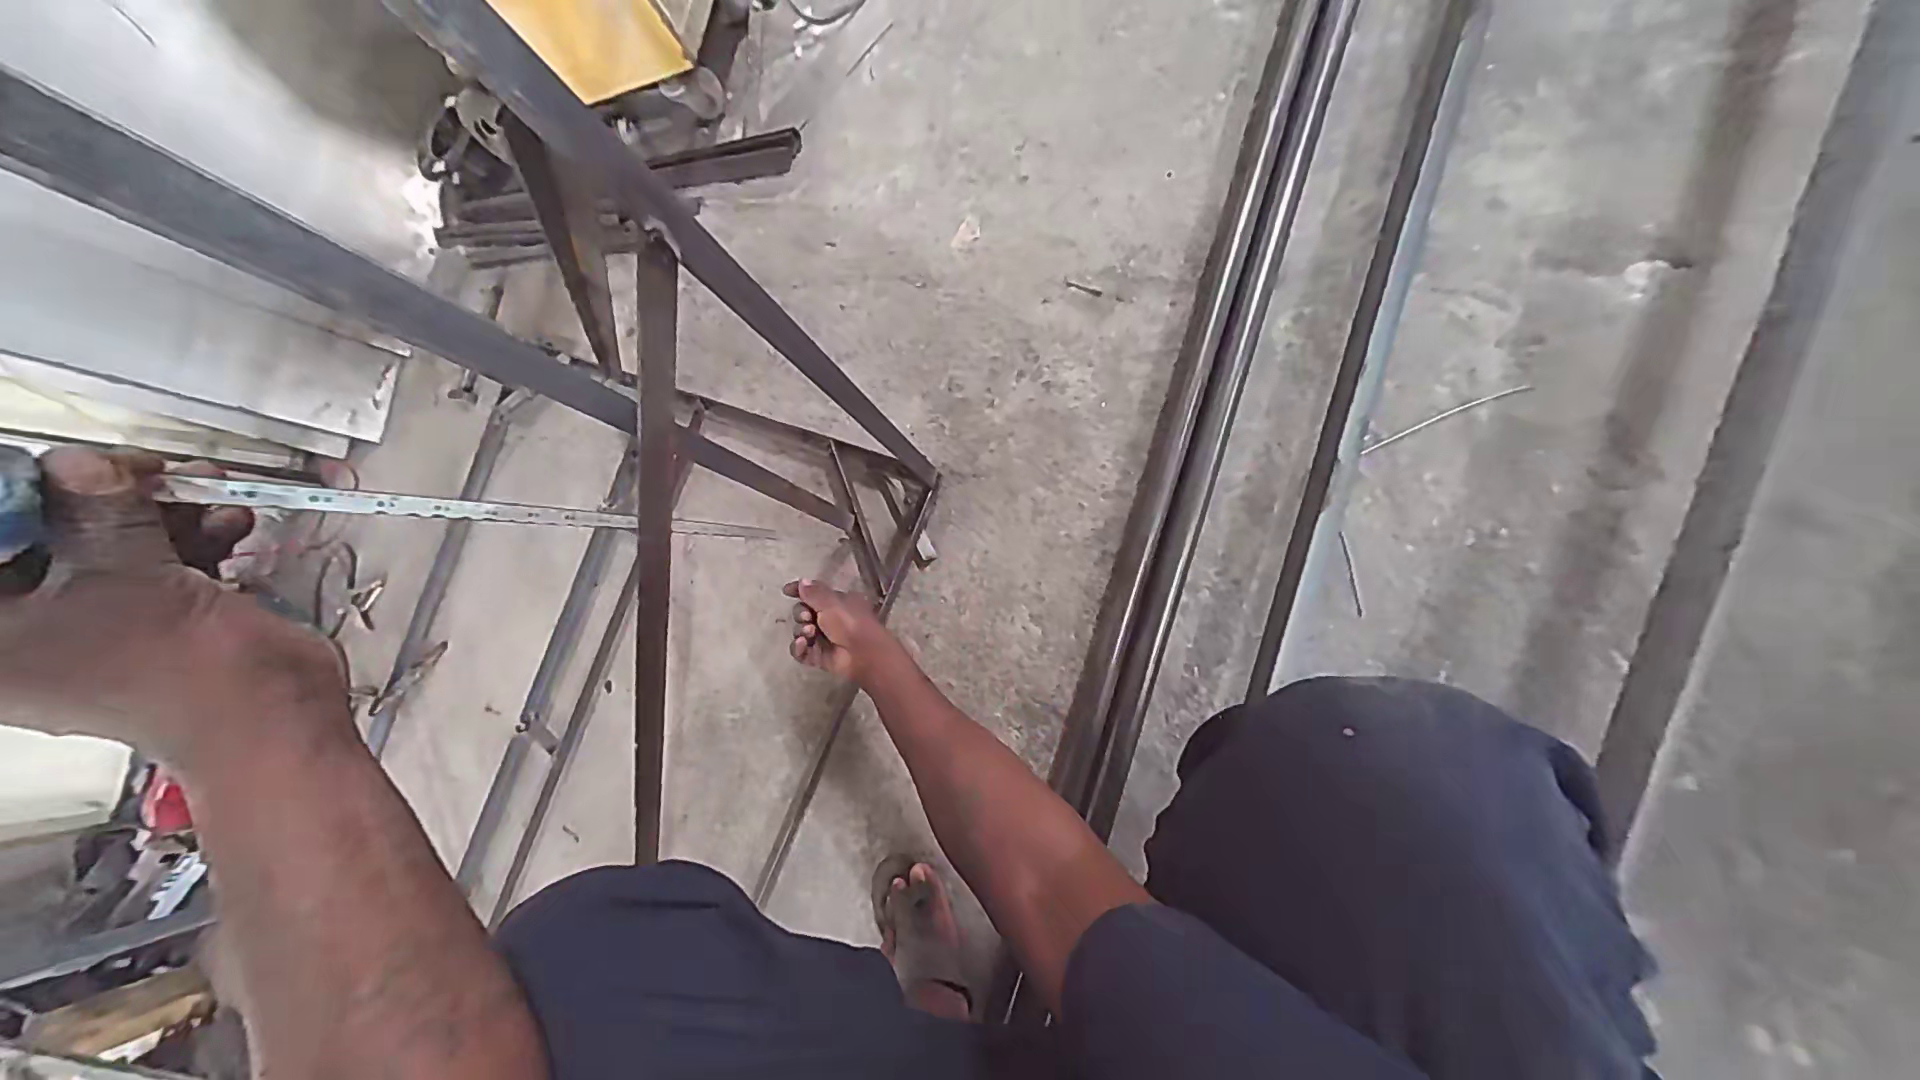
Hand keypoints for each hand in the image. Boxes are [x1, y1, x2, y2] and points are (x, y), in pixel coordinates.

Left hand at [0, 449, 349, 773]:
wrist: (269, 712)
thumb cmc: (175, 662)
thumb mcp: (127, 578)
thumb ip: (95, 514)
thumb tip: (76, 460)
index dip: (19, 496)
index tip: (66, 466)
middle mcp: (19, 629)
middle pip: (41, 540)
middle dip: (99, 499)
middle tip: (147, 469)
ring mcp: (94, 626)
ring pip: (108, 548)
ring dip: (162, 514)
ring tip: (210, 488)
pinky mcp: (157, 622)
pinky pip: (159, 568)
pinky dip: (195, 541)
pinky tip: (233, 524)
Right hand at [785, 578, 900, 682]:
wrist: (863, 653)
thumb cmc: (850, 622)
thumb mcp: (832, 602)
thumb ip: (814, 592)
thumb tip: (802, 582)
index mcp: (838, 602)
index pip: (815, 593)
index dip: (800, 591)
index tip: (786, 591)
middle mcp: (830, 619)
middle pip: (804, 613)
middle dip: (801, 614)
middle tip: (807, 617)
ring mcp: (824, 639)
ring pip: (800, 632)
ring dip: (801, 631)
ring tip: (810, 633)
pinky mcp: (819, 656)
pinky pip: (801, 651)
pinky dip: (799, 648)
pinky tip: (803, 644)